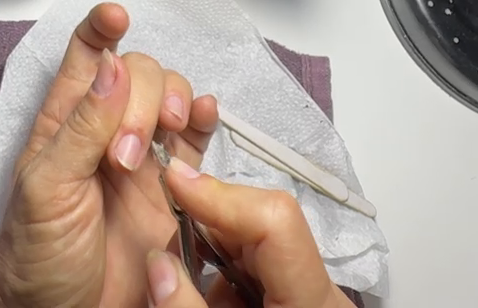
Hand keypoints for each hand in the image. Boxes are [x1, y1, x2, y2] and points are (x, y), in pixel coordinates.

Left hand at [0, 3, 218, 307]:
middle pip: (136, 73)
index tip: (115, 16)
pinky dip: (207, 121)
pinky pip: (197, 143)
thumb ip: (81, 128)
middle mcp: (106, 128)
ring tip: (170, 135)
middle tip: (127, 153)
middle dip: (139, 96)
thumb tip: (112, 66)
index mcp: (66, 119)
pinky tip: (207, 116)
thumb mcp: (46, 187)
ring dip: (174, 103)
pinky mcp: (173, 189)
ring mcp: (143, 156)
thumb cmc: (34, 257)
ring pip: (169, 98)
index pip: (85, 55)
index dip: (100, 29)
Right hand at [143, 161, 352, 307]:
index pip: (275, 218)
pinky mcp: (295, 299)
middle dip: (205, 221)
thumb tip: (158, 260)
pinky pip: (254, 268)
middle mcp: (318, 291)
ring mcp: (309, 293)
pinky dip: (219, 273)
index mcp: (312, 303)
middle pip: (258, 222)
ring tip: (180, 276)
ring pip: (252, 244)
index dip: (220, 193)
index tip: (174, 181)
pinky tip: (200, 293)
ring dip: (208, 251)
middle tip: (165, 233)